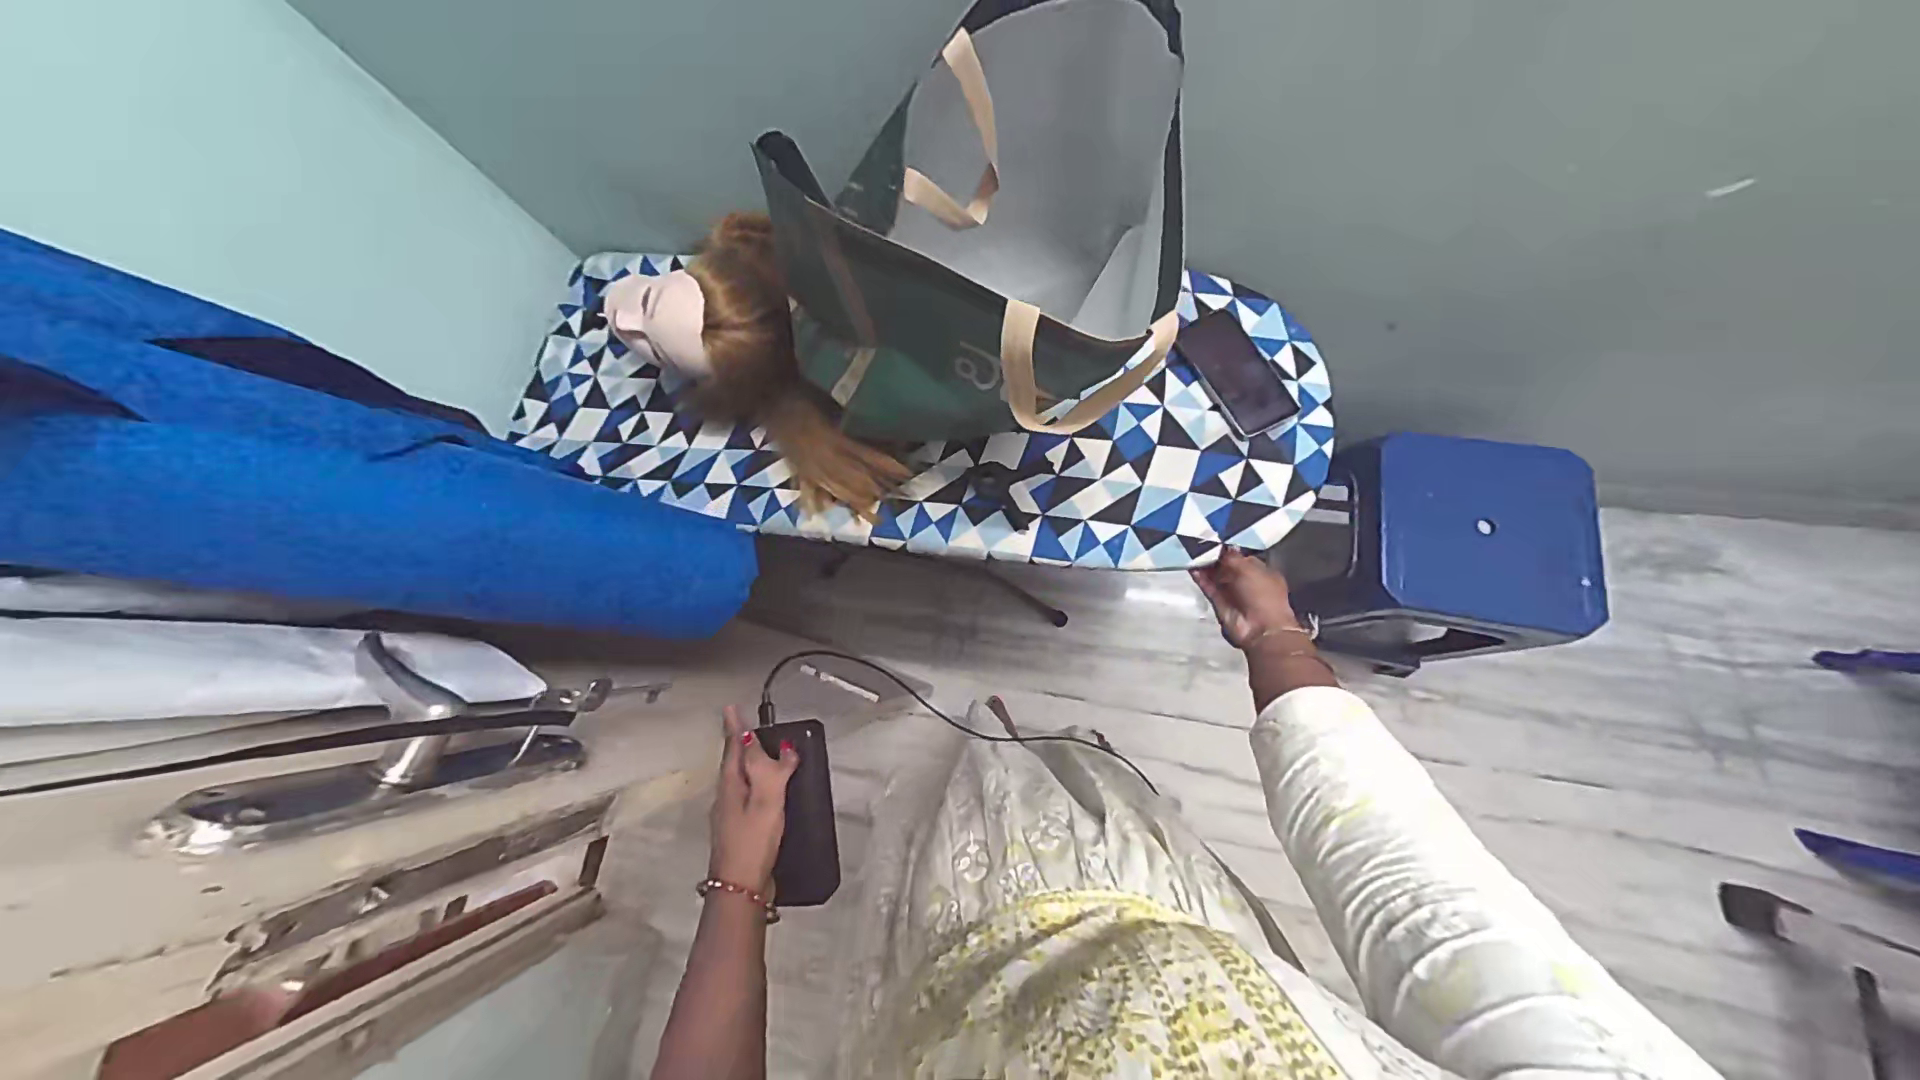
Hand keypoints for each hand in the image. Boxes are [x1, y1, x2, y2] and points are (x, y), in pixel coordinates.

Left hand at [709, 706, 798, 893]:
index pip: (733, 748)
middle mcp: (726, 796)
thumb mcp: (765, 800)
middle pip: (733, 762)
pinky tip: (766, 791)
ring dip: (748, 763)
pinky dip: (756, 782)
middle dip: (740, 742)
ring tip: (760, 752)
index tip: (730, 707)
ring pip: (739, 779)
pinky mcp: (740, 829)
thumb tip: (781, 746)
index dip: (735, 727)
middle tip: (748, 725)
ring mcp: (730, 814)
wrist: (739, 889)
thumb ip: (773, 771)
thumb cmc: (753, 840)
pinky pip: (747, 794)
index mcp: (730, 785)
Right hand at [1190, 548, 1304, 650]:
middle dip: (1214, 556)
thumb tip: (1220, 547)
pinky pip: (1208, 586)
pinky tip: (1191, 567)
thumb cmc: (1262, 594)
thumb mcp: (1249, 569)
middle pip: (1226, 566)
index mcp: (1261, 572)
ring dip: (1205, 565)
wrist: (1260, 628)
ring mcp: (1232, 593)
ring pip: (1215, 575)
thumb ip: (1232, 557)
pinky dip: (1200, 577)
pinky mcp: (1219, 603)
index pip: (1242, 556)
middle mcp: (1247, 581)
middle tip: (1198, 543)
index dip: (1228, 548)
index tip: (1213, 538)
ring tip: (1191, 552)